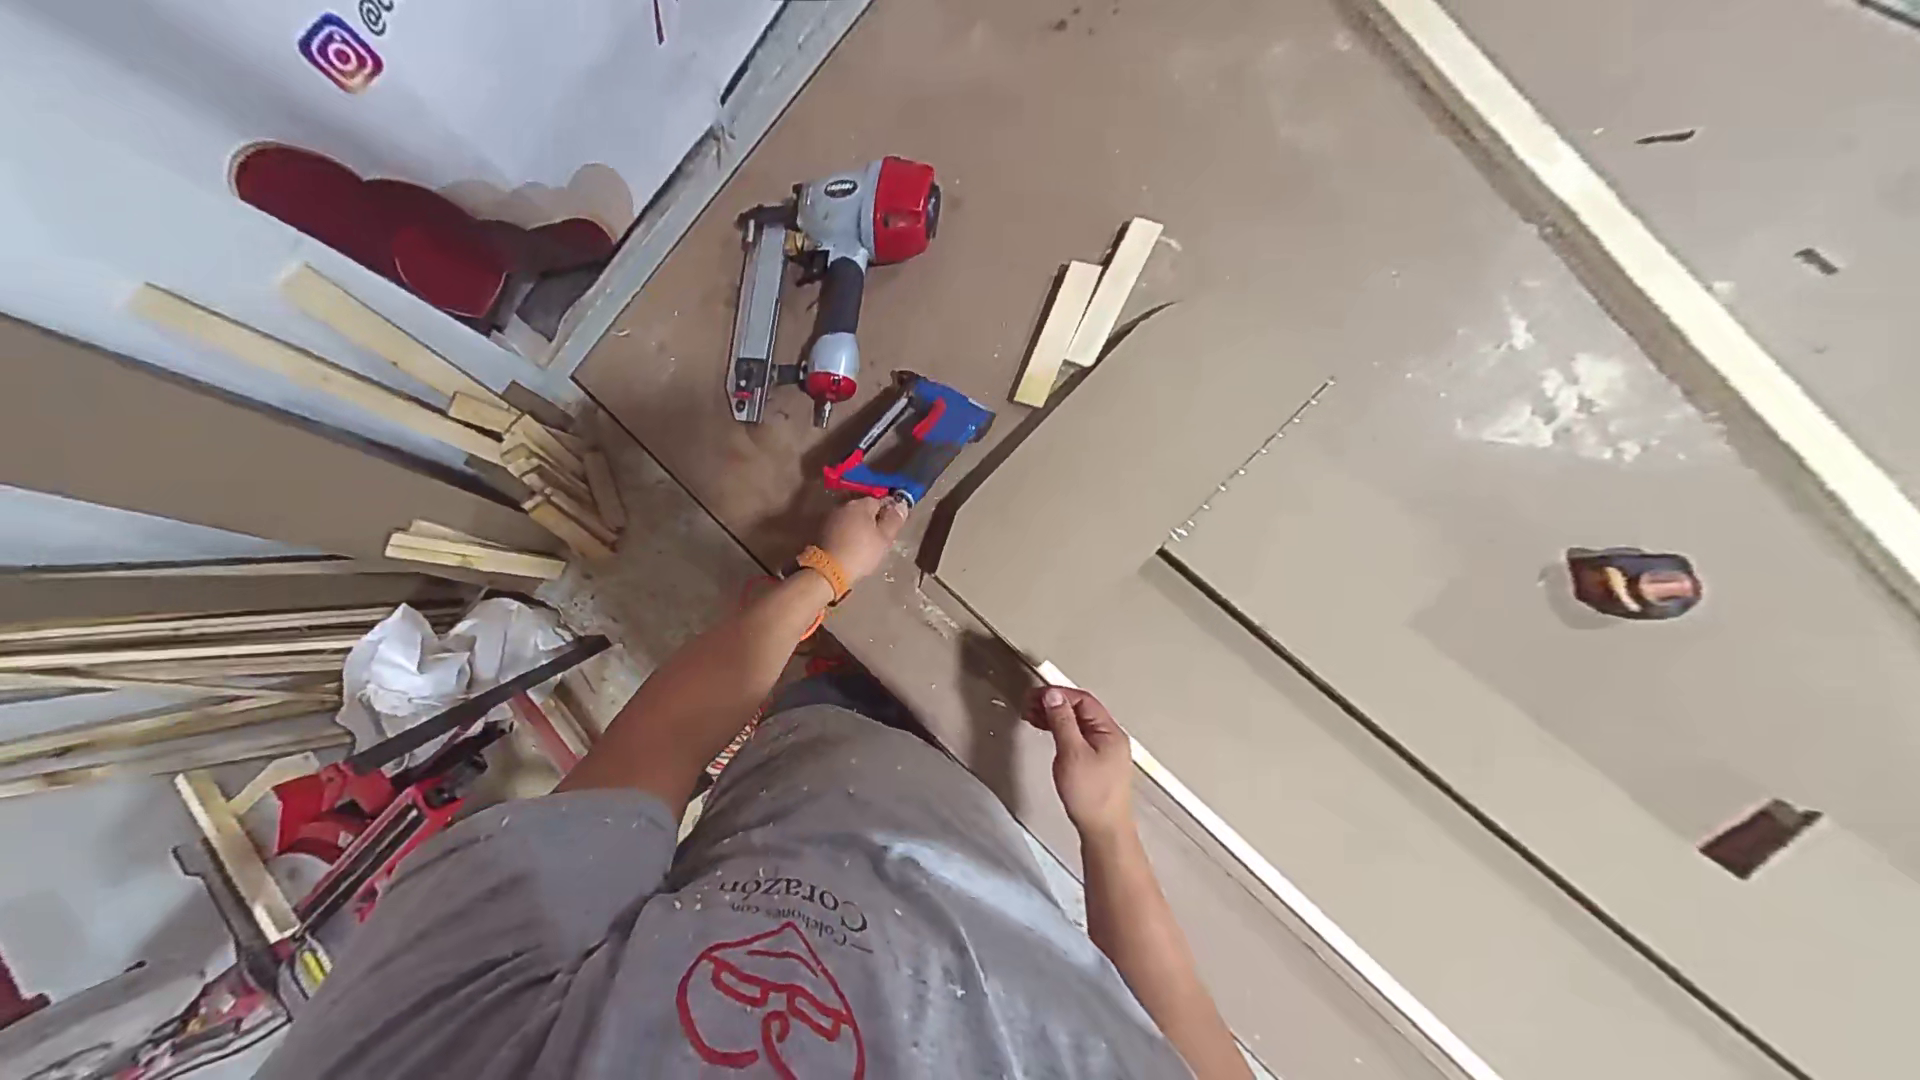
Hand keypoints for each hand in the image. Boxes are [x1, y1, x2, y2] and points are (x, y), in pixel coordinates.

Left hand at [816, 496, 909, 583]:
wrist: (828, 570)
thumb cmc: (861, 553)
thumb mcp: (884, 538)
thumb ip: (894, 520)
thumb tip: (902, 505)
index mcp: (860, 505)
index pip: (880, 501)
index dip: (888, 513)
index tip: (892, 526)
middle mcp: (843, 506)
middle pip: (864, 509)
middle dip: (872, 519)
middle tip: (880, 537)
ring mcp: (830, 517)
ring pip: (851, 518)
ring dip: (858, 526)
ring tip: (865, 543)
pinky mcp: (821, 530)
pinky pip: (840, 527)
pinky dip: (847, 533)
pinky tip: (850, 546)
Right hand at [1024, 686, 1134, 838]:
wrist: (1104, 832)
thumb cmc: (1090, 796)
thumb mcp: (1072, 753)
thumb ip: (1062, 721)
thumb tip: (1053, 695)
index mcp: (1109, 731)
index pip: (1083, 700)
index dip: (1059, 694)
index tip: (1036, 695)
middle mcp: (1109, 737)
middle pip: (1080, 710)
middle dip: (1054, 703)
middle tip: (1030, 704)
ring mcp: (1103, 751)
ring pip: (1077, 723)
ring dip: (1054, 716)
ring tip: (1032, 715)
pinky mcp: (1095, 763)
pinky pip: (1076, 736)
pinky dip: (1059, 730)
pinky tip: (1046, 730)